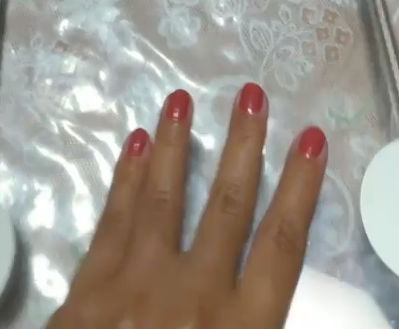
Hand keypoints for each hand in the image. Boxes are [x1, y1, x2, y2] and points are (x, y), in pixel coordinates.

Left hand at [49, 86, 328, 328]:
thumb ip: (260, 328)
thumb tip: (277, 285)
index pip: (282, 244)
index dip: (300, 187)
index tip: (310, 138)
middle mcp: (195, 295)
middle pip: (226, 205)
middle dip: (242, 146)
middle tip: (250, 93)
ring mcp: (136, 286)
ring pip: (163, 198)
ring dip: (176, 144)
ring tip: (181, 97)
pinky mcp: (88, 290)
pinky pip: (112, 220)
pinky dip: (125, 179)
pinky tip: (135, 143)